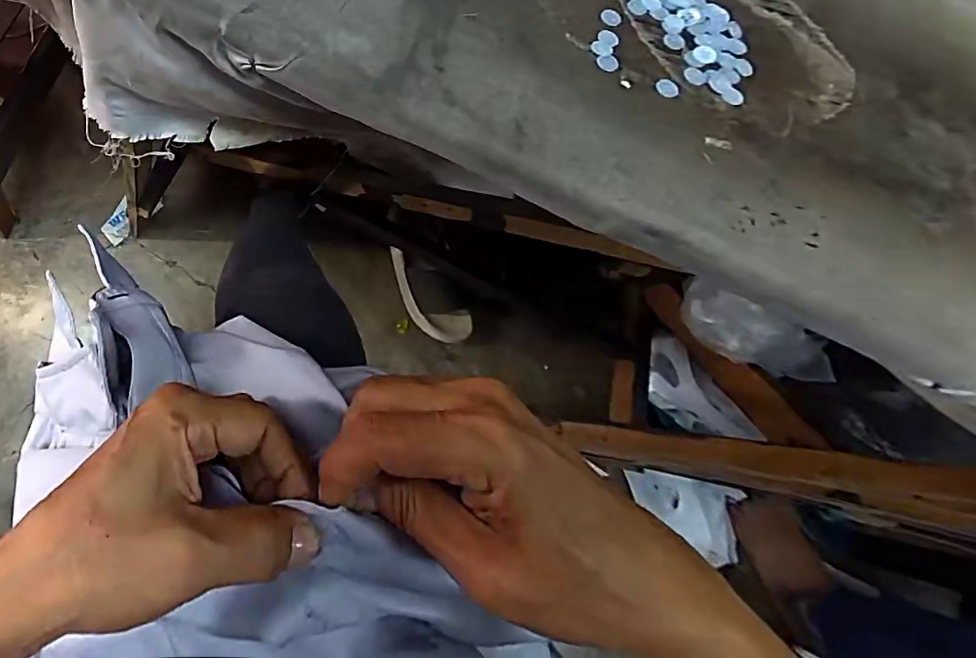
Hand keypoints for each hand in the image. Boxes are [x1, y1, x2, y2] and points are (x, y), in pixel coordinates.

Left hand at [0, 383, 318, 657]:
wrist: (23, 591)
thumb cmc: (107, 559)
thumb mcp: (195, 555)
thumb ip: (264, 541)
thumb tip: (316, 534)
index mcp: (184, 410)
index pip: (263, 425)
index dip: (290, 469)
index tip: (303, 517)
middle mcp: (175, 408)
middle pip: (248, 434)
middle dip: (271, 481)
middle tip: (281, 530)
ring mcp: (160, 433)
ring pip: (230, 452)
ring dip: (251, 492)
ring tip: (255, 536)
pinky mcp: (151, 461)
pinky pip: (208, 467)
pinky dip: (228, 497)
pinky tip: (226, 531)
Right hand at [318, 376, 790, 657]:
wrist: (645, 573)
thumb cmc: (571, 583)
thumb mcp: (483, 568)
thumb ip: (416, 512)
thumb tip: (363, 484)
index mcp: (479, 435)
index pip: (379, 428)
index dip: (341, 464)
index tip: (330, 505)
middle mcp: (480, 395)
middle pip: (382, 394)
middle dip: (353, 442)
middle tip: (351, 499)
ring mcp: (492, 392)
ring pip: (401, 391)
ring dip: (376, 433)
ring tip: (377, 490)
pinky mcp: (498, 402)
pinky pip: (428, 399)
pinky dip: (404, 428)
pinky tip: (411, 470)